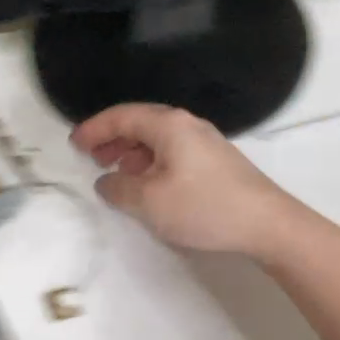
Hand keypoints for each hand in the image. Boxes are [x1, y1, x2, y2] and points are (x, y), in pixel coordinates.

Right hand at [70, 104, 303, 256]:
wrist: (267, 223)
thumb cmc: (204, 207)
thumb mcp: (150, 202)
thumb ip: (120, 188)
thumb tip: (106, 181)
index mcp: (169, 125)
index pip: (122, 116)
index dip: (94, 128)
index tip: (73, 144)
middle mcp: (187, 125)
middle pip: (141, 122)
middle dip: (112, 138)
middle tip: (91, 157)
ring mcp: (205, 141)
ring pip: (157, 138)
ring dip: (132, 151)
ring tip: (115, 172)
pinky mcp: (216, 161)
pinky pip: (172, 151)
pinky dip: (151, 161)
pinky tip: (148, 184)